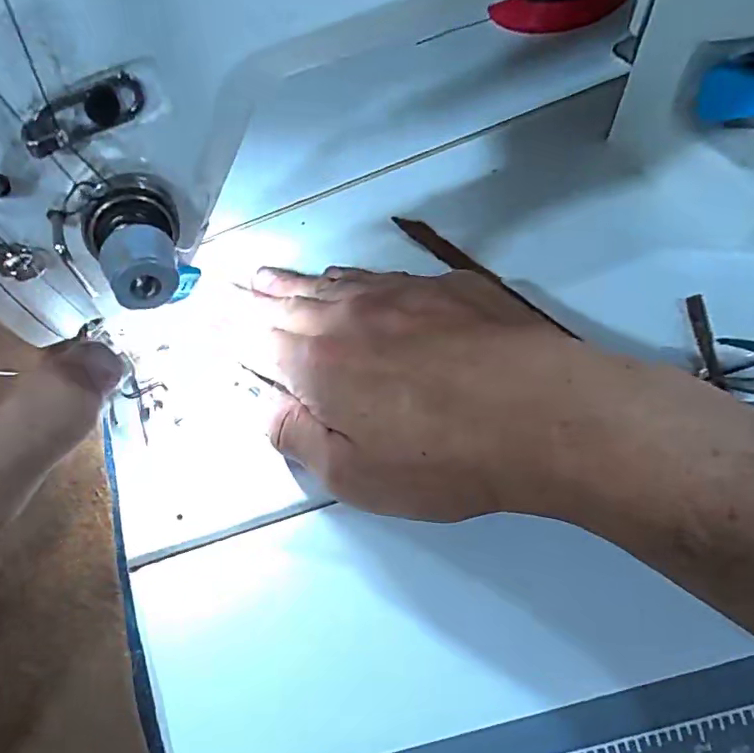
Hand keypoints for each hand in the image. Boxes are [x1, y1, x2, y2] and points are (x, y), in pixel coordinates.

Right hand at [245, 266, 643, 522]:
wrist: (544, 414)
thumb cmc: (444, 461)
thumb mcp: (355, 476)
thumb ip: (300, 438)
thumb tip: (267, 407)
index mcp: (318, 366)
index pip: (257, 341)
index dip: (229, 330)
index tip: (209, 318)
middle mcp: (350, 318)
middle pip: (289, 302)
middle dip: (255, 297)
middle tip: (234, 287)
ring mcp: (401, 295)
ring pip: (333, 282)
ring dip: (298, 281)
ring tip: (274, 277)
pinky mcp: (448, 288)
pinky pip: (382, 276)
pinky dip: (354, 278)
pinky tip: (352, 280)